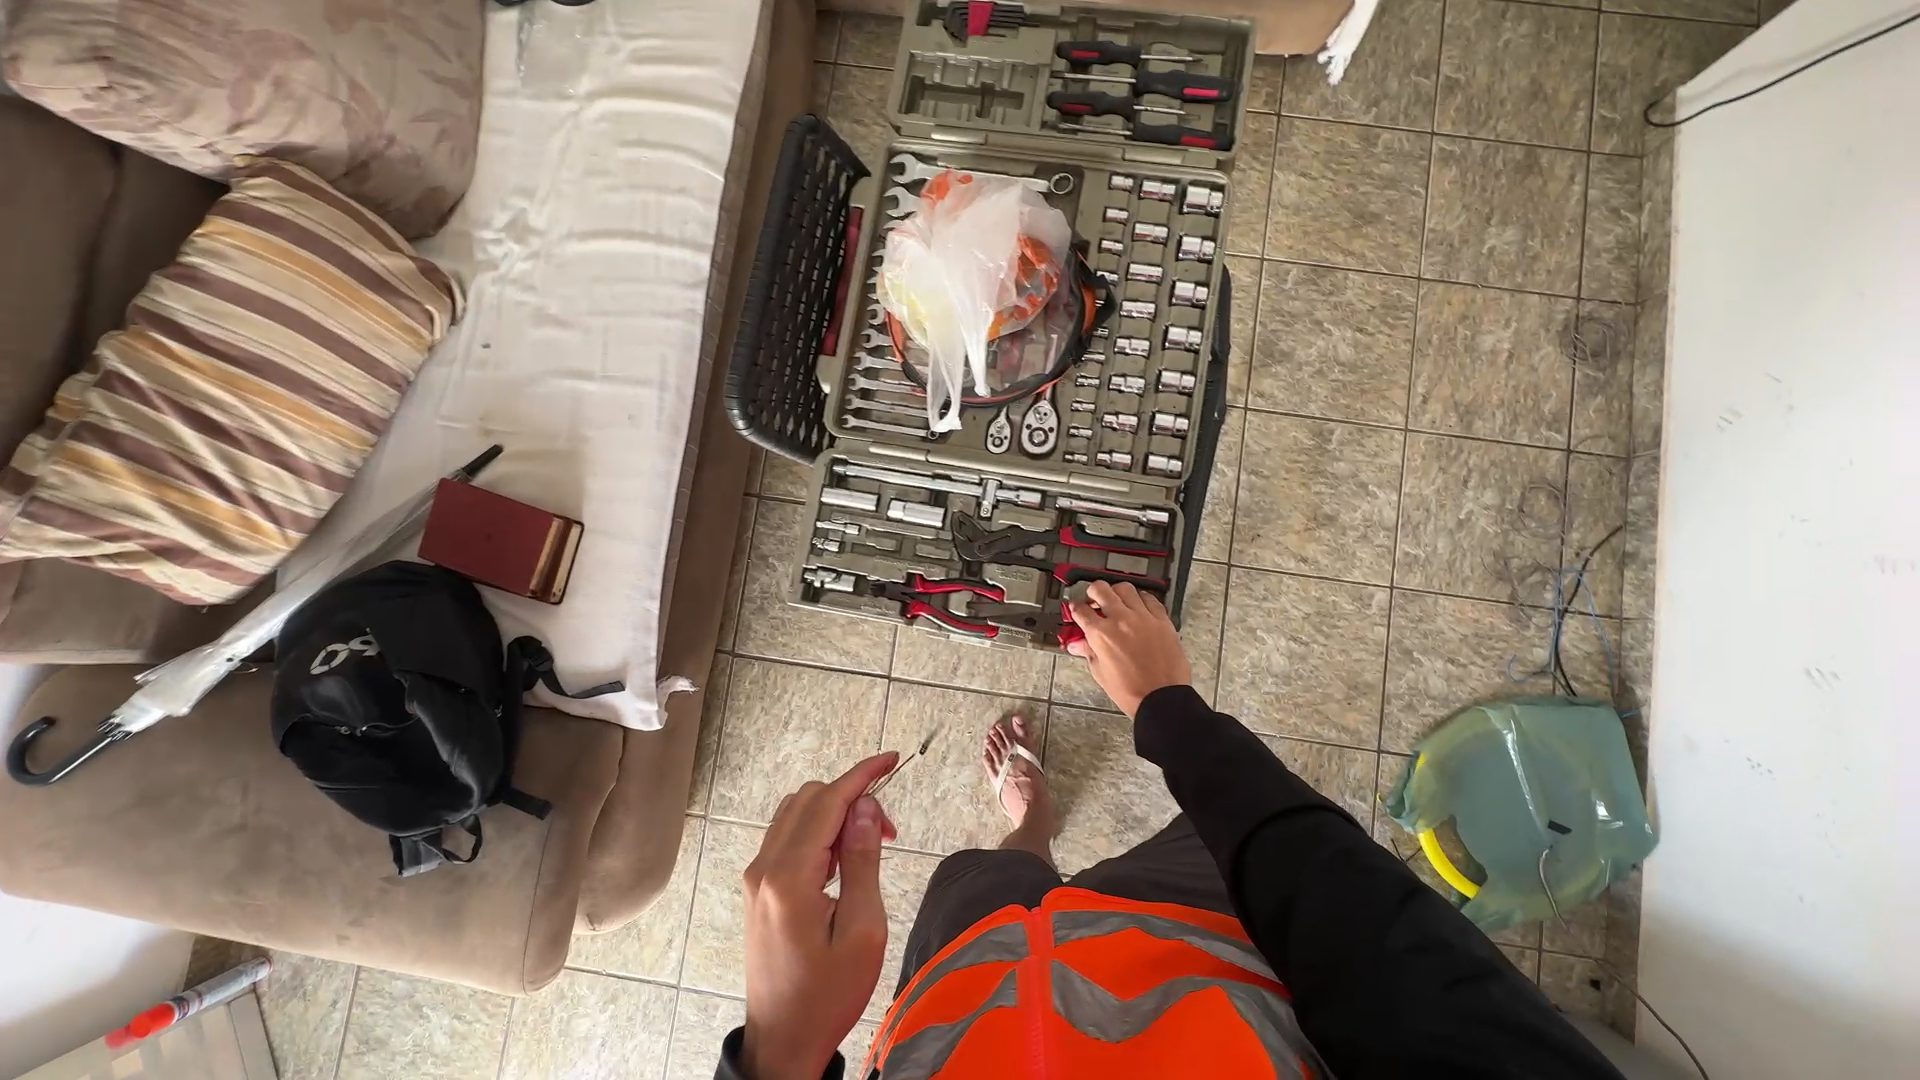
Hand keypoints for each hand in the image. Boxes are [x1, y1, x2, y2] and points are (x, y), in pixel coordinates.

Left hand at [740, 753, 899, 1079]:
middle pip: (809, 799)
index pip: (827, 802)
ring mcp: (756, 876)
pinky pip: (788, 835)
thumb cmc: (828, 994)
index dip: (862, 775)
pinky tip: (842, 860)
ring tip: (869, 847)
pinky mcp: (758, 888)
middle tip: (888, 832)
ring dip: (835, 813)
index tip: (891, 759)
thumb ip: (863, 861)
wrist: (783, 1040)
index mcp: (789, 876)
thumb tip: (865, 807)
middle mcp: (764, 867)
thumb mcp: (863, 931)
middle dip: (852, 798)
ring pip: (796, 812)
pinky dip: (818, 830)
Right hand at [1066, 580, 1192, 716]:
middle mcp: (1121, 620)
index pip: (1080, 610)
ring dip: (1116, 592)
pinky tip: (1139, 605)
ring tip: (1116, 600)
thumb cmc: (1131, 691)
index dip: (1074, 608)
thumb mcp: (1101, 672)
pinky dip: (1141, 599)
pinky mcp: (1162, 621)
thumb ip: (1088, 652)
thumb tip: (1077, 645)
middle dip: (1092, 592)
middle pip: (1101, 589)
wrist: (1162, 698)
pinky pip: (1150, 599)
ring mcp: (1143, 618)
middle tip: (1093, 599)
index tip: (1076, 609)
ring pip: (1125, 589)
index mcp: (1101, 635)